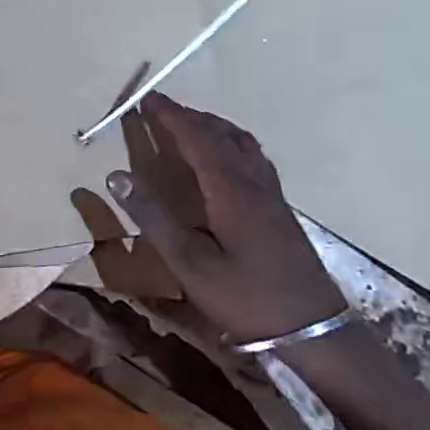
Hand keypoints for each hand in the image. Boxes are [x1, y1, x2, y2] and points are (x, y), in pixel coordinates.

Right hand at [104, 92, 346, 343]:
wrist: (311, 330)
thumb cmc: (244, 297)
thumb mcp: (188, 262)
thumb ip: (153, 216)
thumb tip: (117, 176)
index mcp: (231, 190)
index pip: (198, 139)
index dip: (172, 117)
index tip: (147, 99)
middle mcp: (254, 182)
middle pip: (223, 134)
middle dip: (190, 116)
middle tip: (161, 108)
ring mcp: (273, 195)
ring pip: (243, 143)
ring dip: (213, 126)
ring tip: (189, 124)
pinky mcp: (280, 209)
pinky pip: (253, 157)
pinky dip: (231, 143)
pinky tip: (225, 158)